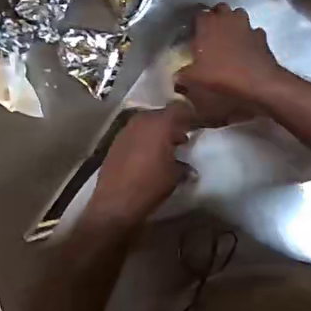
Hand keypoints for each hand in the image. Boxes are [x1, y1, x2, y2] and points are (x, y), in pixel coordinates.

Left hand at [84, 104, 194, 231]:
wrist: (115, 202)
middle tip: (181, 138)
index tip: (196, 125)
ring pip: (146, 124)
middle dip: (172, 124)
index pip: (179, 108)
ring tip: (165, 148)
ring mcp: (125, 130)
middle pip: (161, 115)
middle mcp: (141, 121)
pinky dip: (143, 140)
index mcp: (159, 124)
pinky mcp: (115, 142)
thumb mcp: (174, 176)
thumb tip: (188, 167)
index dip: (189, 115)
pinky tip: (147, 156)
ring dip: (156, 132)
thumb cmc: (150, 185)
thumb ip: (183, 165)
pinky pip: (134, 134)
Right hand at [176, 5, 289, 123]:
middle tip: (211, 32)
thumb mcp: (195, 78)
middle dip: (216, 16)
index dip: (195, 22)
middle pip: (220, 8)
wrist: (258, 81)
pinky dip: (249, 36)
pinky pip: (253, 31)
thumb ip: (183, 75)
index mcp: (207, 24)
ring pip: (238, 14)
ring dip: (233, 22)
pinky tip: (246, 48)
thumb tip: (176, 77)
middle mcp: (227, 18)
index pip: (198, 13)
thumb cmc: (221, 74)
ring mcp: (246, 25)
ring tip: (229, 37)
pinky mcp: (261, 36)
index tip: (193, 33)